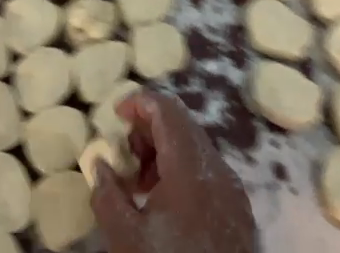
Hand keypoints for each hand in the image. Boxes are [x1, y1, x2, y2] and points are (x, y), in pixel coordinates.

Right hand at [89, 90, 255, 252]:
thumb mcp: (125, 238)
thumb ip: (107, 193)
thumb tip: (100, 162)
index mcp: (191, 167)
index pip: (167, 109)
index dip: (138, 102)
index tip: (114, 117)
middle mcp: (219, 170)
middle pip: (182, 124)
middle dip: (148, 129)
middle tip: (124, 155)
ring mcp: (233, 191)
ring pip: (195, 147)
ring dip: (164, 151)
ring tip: (140, 184)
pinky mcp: (238, 210)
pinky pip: (207, 171)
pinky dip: (182, 170)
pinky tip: (164, 202)